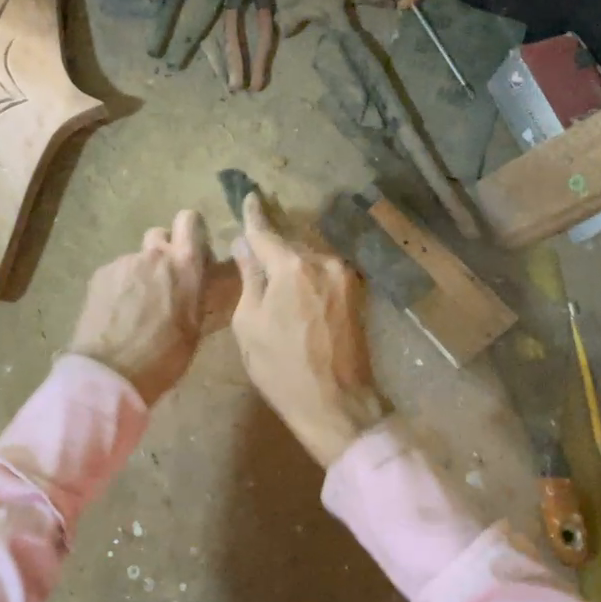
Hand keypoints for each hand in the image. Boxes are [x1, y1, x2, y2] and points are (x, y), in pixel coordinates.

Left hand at [68, 210, 210, 404]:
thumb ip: (195, 294)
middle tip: (162, 282)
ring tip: (135, 307)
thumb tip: (195, 283)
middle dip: (163, 252)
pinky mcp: (100, 274)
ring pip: (136, 258)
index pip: (190, 219)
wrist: (110, 372)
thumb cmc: (163, 357)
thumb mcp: (194, 328)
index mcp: (184, 265)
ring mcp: (123, 262)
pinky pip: (116, 273)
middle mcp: (154, 255)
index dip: (190, 231)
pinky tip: (116, 313)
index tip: (190, 250)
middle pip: (160, 234)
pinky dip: (118, 286)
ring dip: (139, 274)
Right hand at [230, 194, 386, 465]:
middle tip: (251, 242)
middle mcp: (323, 262)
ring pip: (308, 256)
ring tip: (270, 271)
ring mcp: (345, 276)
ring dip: (290, 260)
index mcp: (292, 267)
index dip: (253, 214)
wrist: (339, 406)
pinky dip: (306, 273)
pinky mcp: (356, 293)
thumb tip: (243, 246)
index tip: (248, 196)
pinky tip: (294, 286)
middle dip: (270, 242)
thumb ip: (249, 278)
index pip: (265, 231)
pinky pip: (323, 272)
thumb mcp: (250, 324)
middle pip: (289, 242)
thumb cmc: (283, 369)